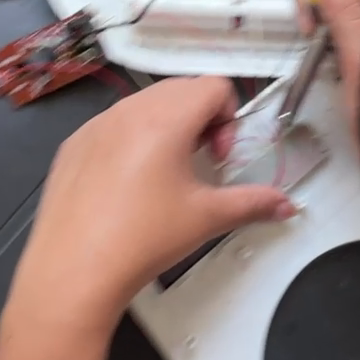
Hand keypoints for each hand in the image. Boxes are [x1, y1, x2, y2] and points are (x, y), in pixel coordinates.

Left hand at [10, 77, 296, 329]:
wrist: (71, 274)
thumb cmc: (145, 240)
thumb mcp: (207, 218)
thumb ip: (254, 203)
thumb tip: (288, 205)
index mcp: (166, 119)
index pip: (214, 86)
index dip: (229, 118)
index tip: (219, 159)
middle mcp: (129, 110)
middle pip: (181, 89)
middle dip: (201, 118)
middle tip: (199, 164)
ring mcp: (96, 124)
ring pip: (146, 103)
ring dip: (168, 126)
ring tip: (164, 176)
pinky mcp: (73, 144)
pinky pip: (113, 123)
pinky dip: (132, 139)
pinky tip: (126, 187)